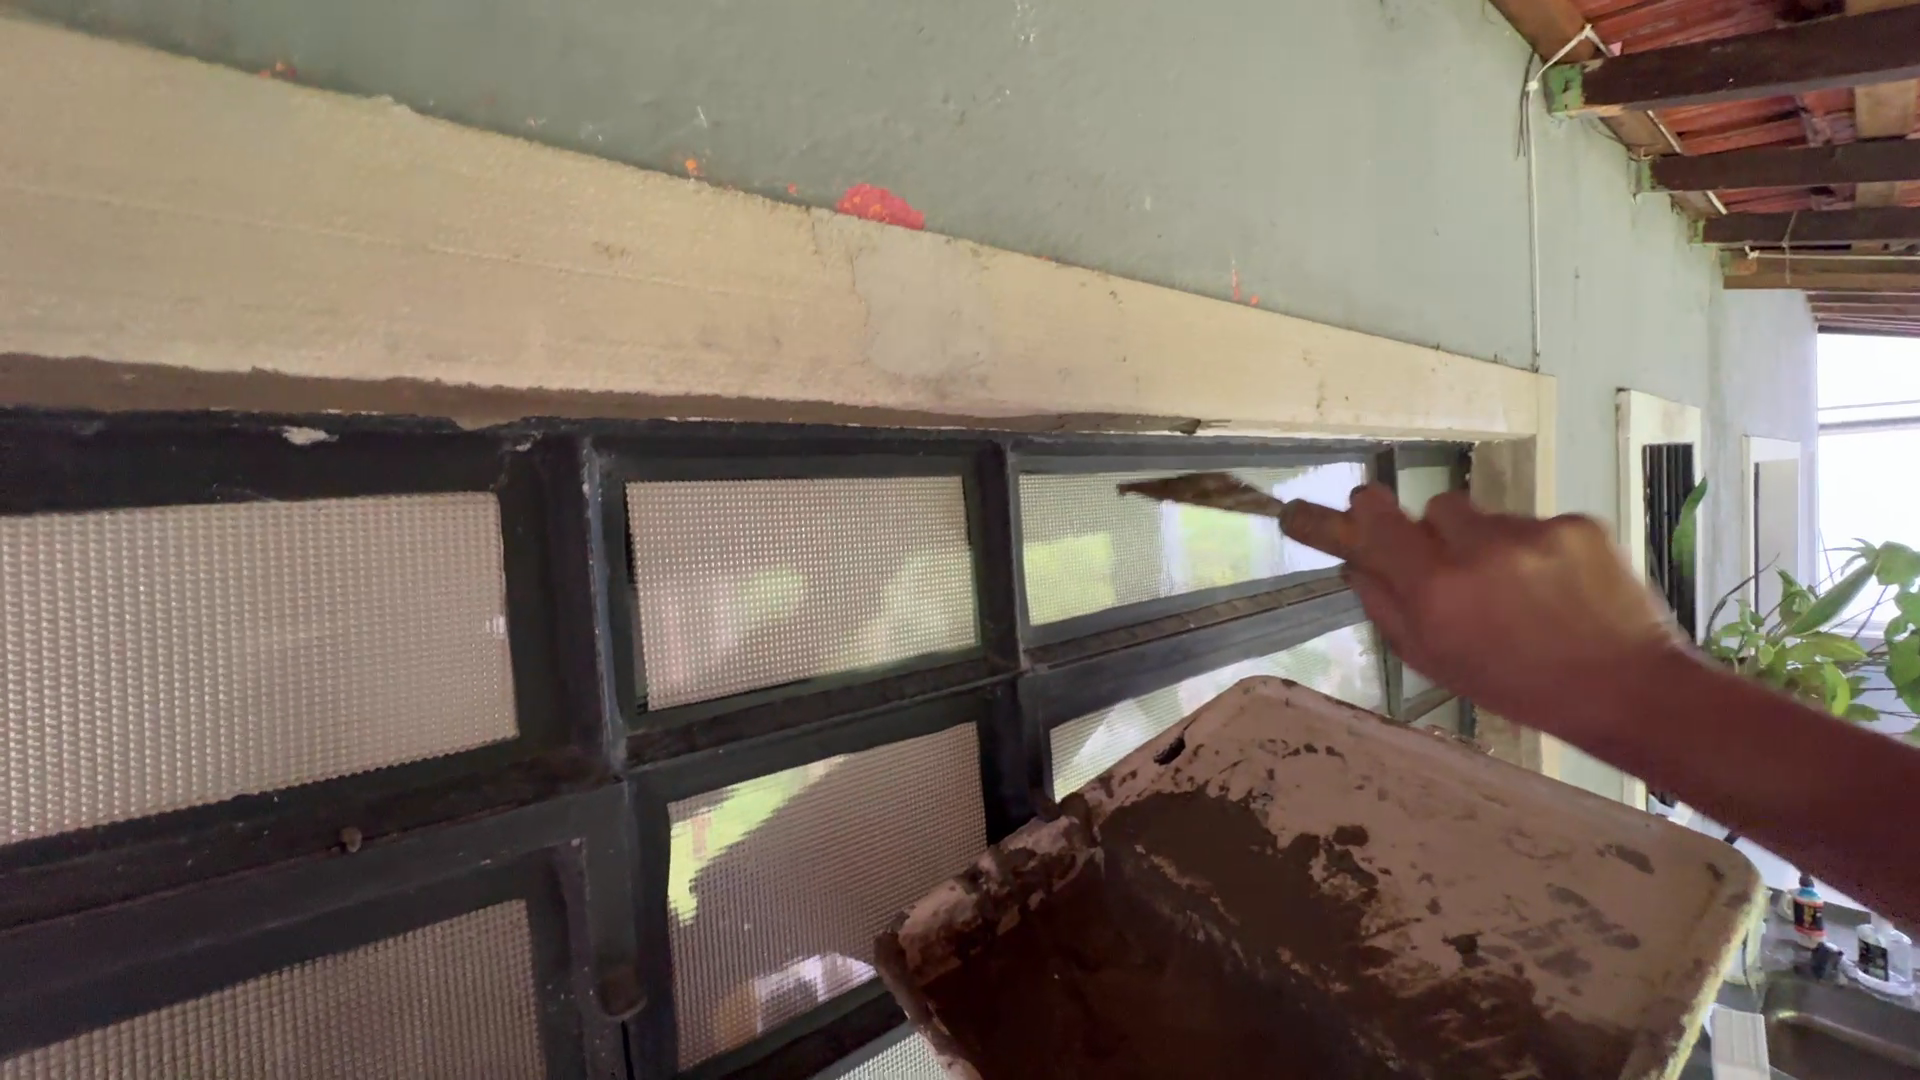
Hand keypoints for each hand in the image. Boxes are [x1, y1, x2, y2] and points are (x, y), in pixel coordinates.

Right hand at [1330, 485, 1687, 738]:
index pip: (1377, 515)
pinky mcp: (1577, 525)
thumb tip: (1357, 566)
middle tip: (1456, 569)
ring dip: (1487, 542)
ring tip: (1517, 587)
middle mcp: (1476, 548)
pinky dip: (1536, 550)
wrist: (1627, 689)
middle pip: (1434, 507)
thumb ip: (1384, 606)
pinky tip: (1556, 587)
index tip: (1362, 507)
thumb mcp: (1429, 658)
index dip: (1365, 507)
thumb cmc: (1512, 685)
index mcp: (1433, 586)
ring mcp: (1531, 531)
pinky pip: (1534, 523)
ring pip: (1486, 517)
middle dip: (1438, 533)